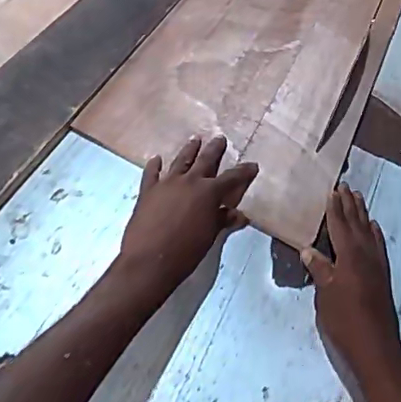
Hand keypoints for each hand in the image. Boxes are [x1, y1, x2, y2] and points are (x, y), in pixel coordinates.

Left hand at [108, 136, 257, 303]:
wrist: (148, 263)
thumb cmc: (185, 252)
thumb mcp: (209, 236)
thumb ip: (223, 220)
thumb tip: (240, 215)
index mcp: (210, 192)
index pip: (232, 177)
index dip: (244, 171)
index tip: (252, 165)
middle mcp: (190, 181)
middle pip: (206, 160)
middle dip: (215, 149)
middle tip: (220, 138)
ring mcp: (167, 184)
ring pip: (181, 161)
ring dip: (189, 150)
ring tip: (195, 139)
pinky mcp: (148, 192)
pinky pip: (151, 174)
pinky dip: (153, 166)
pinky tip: (156, 159)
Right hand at [303, 186, 400, 381]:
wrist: (375, 344)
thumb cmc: (345, 320)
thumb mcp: (325, 295)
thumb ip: (320, 270)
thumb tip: (308, 249)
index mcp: (348, 253)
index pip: (340, 224)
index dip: (335, 208)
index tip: (332, 190)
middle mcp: (365, 251)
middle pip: (356, 221)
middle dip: (349, 204)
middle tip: (345, 186)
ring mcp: (376, 261)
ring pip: (368, 229)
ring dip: (362, 212)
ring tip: (357, 197)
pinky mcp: (382, 272)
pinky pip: (378, 242)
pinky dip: (373, 231)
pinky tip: (372, 226)